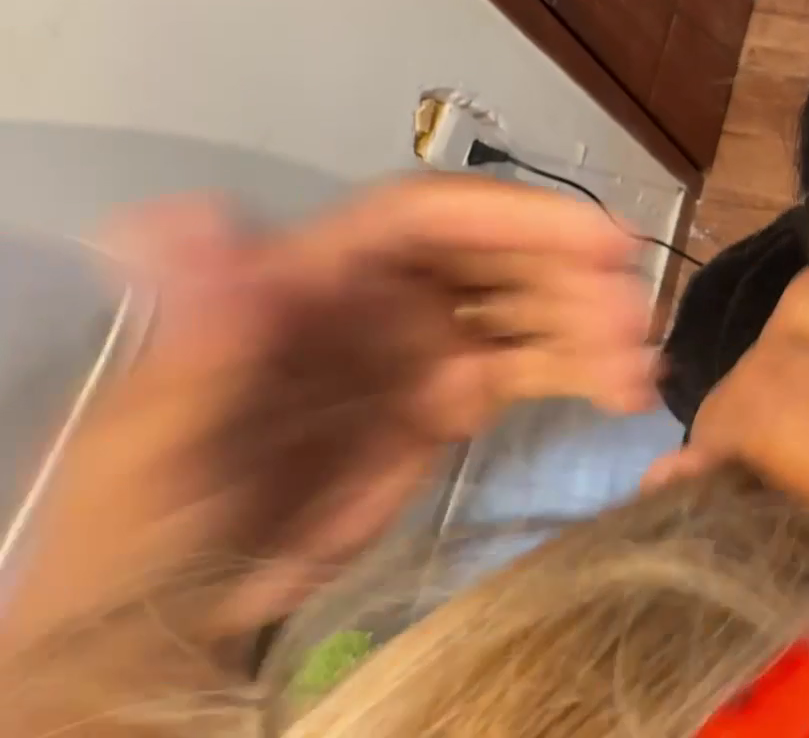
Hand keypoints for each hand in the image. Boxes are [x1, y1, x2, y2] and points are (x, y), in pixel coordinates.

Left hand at [3, 175, 656, 663]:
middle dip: (579, 282)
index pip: (433, 219)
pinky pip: (540, 366)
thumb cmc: (140, 530)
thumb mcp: (154, 439)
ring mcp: (430, 344)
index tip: (609, 244)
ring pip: (537, 309)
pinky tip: (628, 392)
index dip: (524, 218)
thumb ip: (199, 333)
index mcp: (314, 279)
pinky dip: (590, 371)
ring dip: (598, 330)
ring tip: (640, 373)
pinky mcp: (461, 394)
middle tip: (636, 325)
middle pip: (504, 258)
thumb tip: (185, 216)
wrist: (173, 618)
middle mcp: (387, 297)